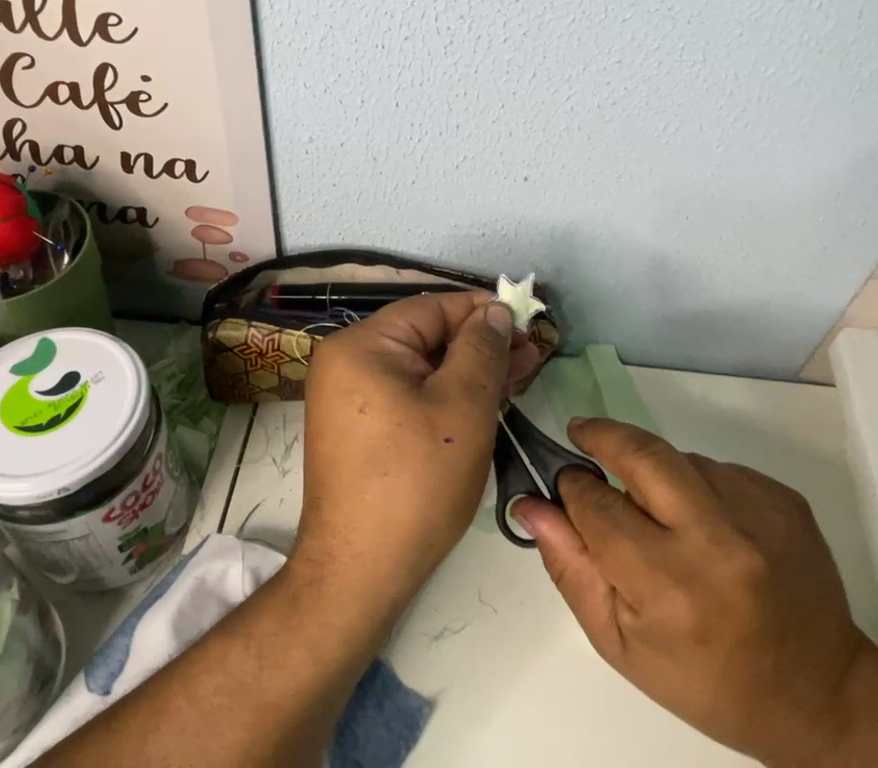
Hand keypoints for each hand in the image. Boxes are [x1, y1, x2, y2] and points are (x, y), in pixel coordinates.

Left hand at [294, 292, 540, 596]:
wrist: (362, 569)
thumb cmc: (417, 481)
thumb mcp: (462, 407)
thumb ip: (482, 349)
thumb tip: (494, 311)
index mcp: (361, 346)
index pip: (432, 308)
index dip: (483, 313)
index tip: (528, 325)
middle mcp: (346, 364)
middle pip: (425, 337)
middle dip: (480, 345)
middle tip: (531, 357)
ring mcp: (347, 399)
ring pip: (420, 369)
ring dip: (467, 372)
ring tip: (517, 378)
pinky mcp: (358, 430)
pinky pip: (407, 396)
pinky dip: (444, 396)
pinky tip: (482, 403)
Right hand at [511, 418, 871, 765]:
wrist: (817, 692)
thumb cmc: (705, 681)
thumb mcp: (620, 644)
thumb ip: (571, 568)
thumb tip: (532, 505)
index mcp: (670, 587)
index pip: (598, 506)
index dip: (572, 491)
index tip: (564, 488)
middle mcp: (719, 541)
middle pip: (644, 454)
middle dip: (602, 436)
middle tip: (581, 432)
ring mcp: (760, 514)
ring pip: (682, 460)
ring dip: (656, 471)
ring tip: (659, 514)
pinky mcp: (786, 500)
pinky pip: (721, 470)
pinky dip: (699, 485)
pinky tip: (705, 525)